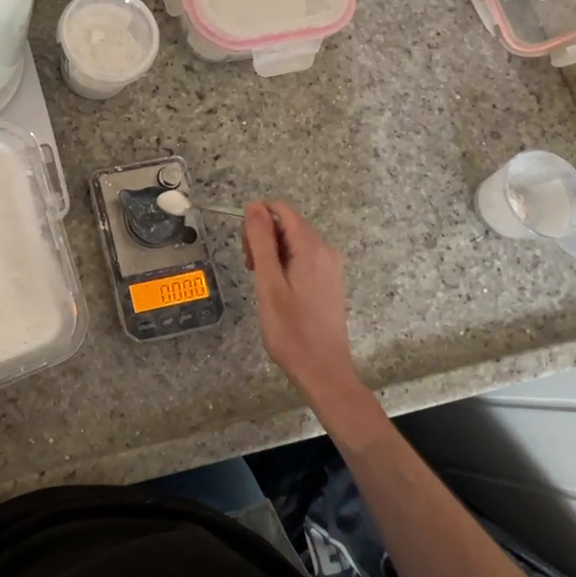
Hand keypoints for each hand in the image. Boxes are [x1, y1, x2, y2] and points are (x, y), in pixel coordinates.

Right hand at [242, 200, 365, 409]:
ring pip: (292, 242)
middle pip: (287, 224)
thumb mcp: (269, 283)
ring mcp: (329, 266)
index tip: (246, 249)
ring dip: (271, 254)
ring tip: (263, 285)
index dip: (256, 221)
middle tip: (251, 270)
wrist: (323, 370)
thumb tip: (253, 205)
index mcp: (311, 247)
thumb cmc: (291, 330)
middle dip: (262, 238)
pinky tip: (277, 291)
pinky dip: (284, 265)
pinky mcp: (328, 281)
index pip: (280, 210)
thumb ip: (261, 242)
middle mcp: (325, 250)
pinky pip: (302, 258)